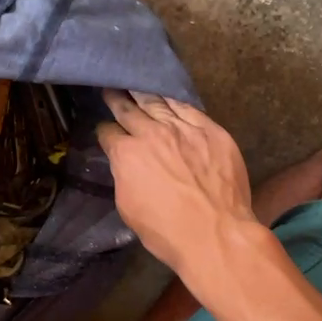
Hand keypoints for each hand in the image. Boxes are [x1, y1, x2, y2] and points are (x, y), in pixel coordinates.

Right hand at [98, 89, 259, 280]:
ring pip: (158, 103)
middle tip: (111, 90)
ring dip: (143, 94)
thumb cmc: (166, 231)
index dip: (105, 132)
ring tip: (136, 87)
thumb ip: (123, 176)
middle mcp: (151, 133)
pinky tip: (168, 98)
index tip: (106, 131)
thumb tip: (124, 163)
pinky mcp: (209, 130)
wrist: (216, 233)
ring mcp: (183, 128)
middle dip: (118, 100)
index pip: (109, 133)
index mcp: (127, 154)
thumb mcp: (128, 207)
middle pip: (129, 110)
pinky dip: (174, 102)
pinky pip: (187, 109)